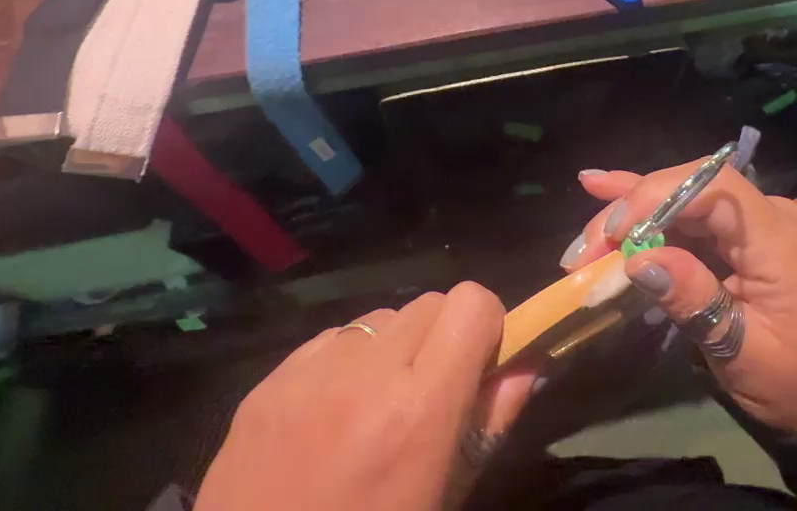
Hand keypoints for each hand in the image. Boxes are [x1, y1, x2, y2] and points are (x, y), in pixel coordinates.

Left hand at [197, 283, 537, 510]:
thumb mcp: (446, 496)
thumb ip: (492, 421)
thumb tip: (527, 361)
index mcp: (419, 411)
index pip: (471, 305)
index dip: (487, 327)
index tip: (482, 364)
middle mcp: (366, 375)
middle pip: (430, 304)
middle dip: (443, 337)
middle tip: (431, 392)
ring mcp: (311, 373)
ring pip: (380, 318)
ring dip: (393, 348)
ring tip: (377, 406)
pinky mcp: (269, 381)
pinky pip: (331, 340)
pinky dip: (346, 362)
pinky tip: (333, 415)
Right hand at [562, 160, 796, 438]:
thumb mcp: (745, 352)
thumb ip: (695, 301)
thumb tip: (638, 261)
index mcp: (778, 240)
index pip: (716, 189)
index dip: (659, 197)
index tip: (615, 231)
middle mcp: (767, 216)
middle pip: (692, 188)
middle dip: (633, 210)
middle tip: (585, 250)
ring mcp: (752, 222)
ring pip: (683, 198)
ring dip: (631, 215)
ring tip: (584, 241)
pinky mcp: (738, 235)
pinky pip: (690, 213)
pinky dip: (647, 208)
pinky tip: (604, 187)